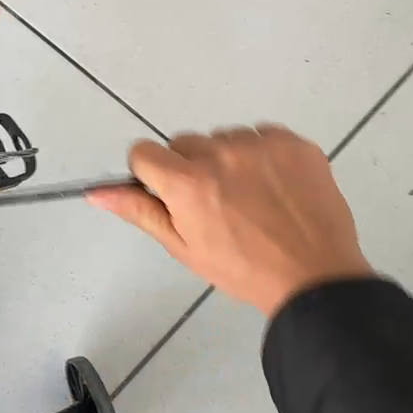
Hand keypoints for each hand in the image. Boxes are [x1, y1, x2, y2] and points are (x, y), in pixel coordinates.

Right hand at [87, 125, 373, 315]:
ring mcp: (261, 146)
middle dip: (189, 166)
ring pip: (223, 138)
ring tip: (248, 194)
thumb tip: (97, 193)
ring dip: (226, 158)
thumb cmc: (240, 268)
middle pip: (184, 142)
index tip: (169, 194)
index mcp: (186, 183)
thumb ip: (139, 211)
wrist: (315, 277)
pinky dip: (261, 154)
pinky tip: (272, 184)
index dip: (150, 173)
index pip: (143, 152)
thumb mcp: (181, 245)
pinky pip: (261, 134)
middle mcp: (220, 155)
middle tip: (213, 201)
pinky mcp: (295, 144)